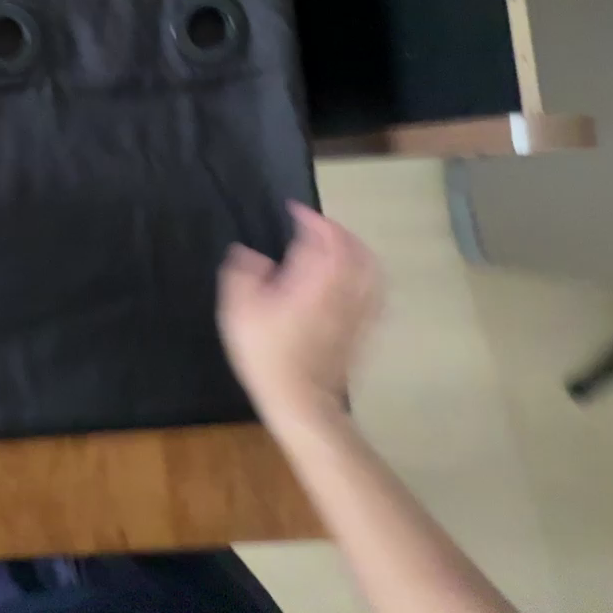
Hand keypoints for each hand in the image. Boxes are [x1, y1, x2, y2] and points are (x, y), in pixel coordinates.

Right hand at [218, 202, 383, 422]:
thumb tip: (253, 257)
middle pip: (354, 251)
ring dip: (358, 251)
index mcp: (311, 281)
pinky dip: (369, 278)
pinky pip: (374, 296)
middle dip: (338, 231)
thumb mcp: (238, 310)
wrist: (299, 401)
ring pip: (370, 271)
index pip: (322, 239)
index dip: (311, 219)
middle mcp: (340, 292)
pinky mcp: (361, 332)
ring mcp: (355, 313)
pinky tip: (359, 280)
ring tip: (343, 245)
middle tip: (319, 225)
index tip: (295, 210)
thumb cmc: (265, 353)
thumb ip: (243, 275)